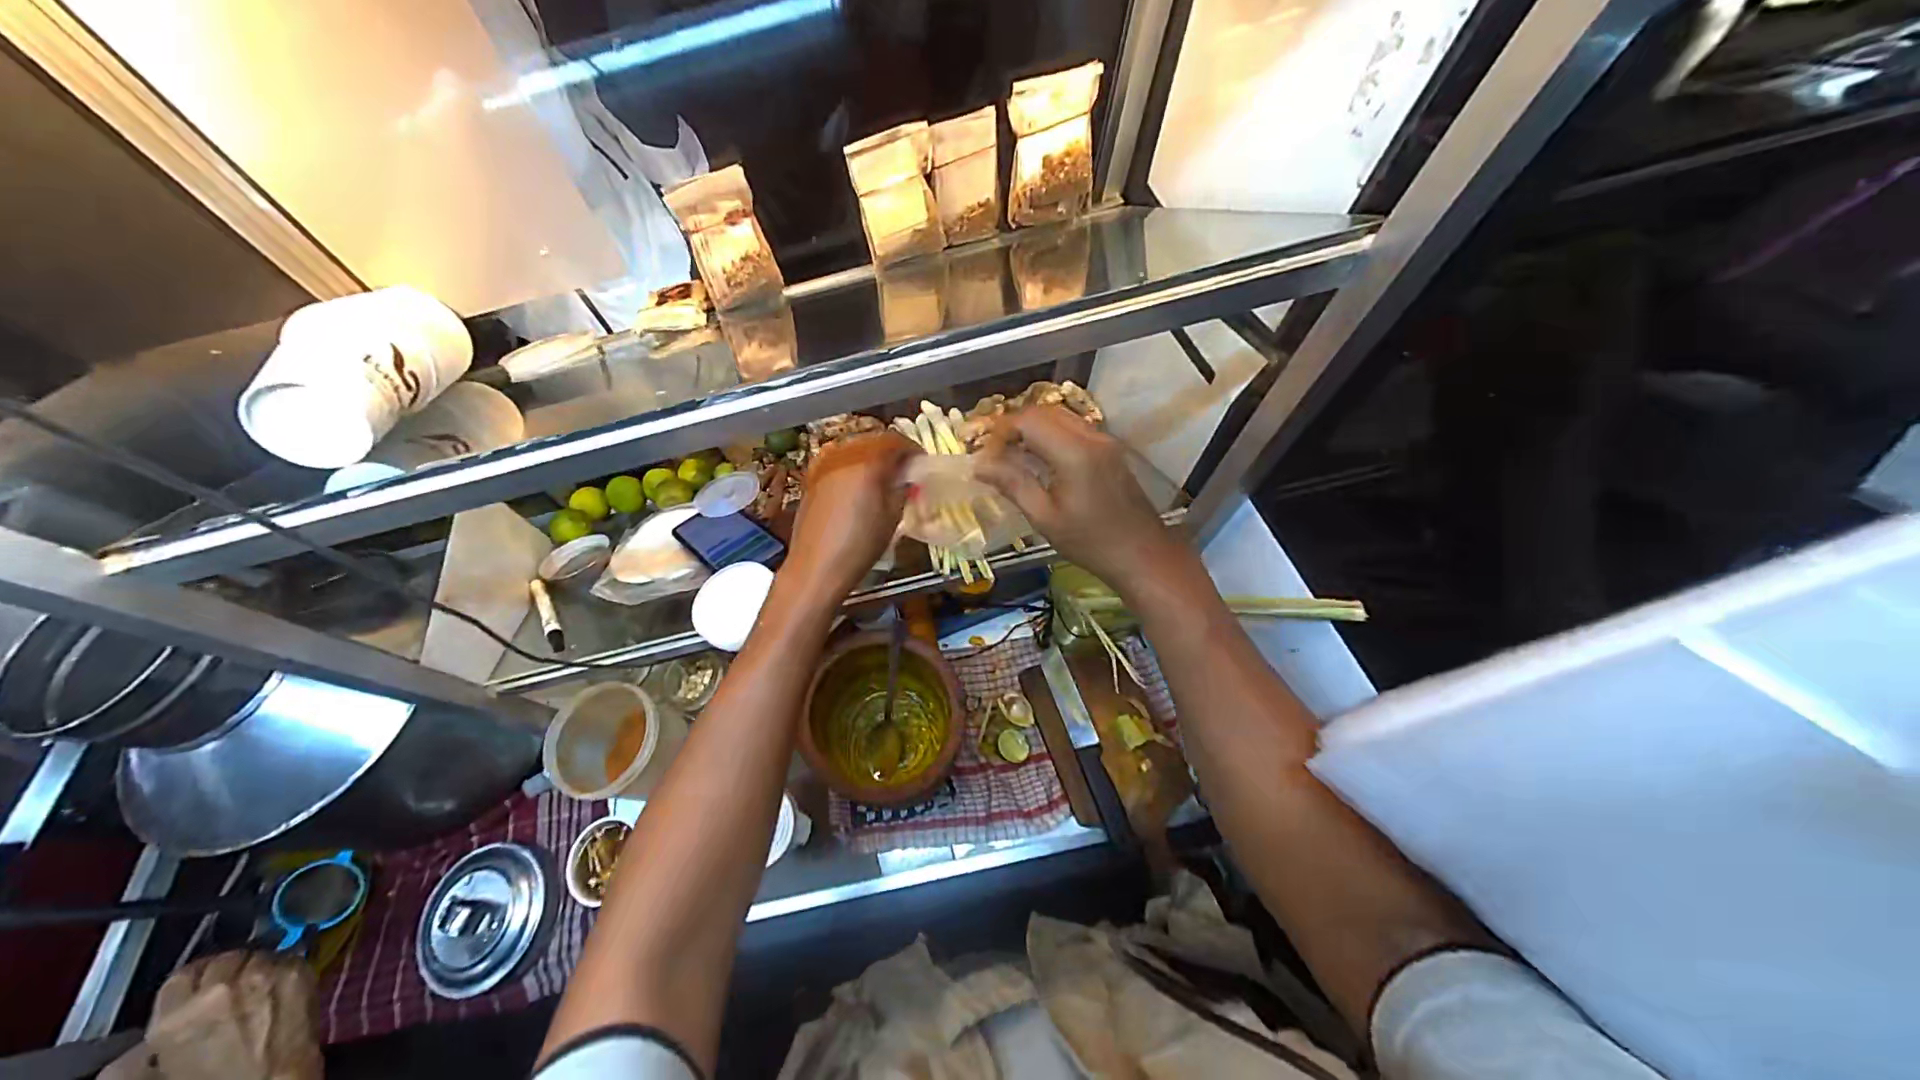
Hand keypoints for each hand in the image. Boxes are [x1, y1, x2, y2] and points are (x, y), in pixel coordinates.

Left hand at [785, 432, 915, 597]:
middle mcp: (843, 455)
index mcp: (867, 461)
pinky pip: (837, 462)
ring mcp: (823, 466)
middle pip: (872, 441)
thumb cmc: (860, 545)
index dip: (912, 449)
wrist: (815, 567)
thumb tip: (905, 477)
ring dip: (870, 458)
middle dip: (891, 453)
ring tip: (882, 480)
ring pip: (853, 449)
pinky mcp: (811, 479)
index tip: (921, 463)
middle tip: (904, 472)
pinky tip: (858, 488)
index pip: (895, 441)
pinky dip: (852, 467)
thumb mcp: (892, 517)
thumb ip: (901, 489)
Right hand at [974, 406, 1187, 592]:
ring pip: (1060, 417)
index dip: (1001, 431)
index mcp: (1074, 452)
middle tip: (996, 455)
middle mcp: (1091, 437)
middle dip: (1015, 427)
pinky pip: (1074, 429)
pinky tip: (1042, 462)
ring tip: (1015, 458)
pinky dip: (1052, 436)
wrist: (1142, 554)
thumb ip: (1013, 484)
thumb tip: (980, 465)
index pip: (1028, 420)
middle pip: (1044, 412)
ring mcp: (1105, 441)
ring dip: (1033, 429)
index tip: (986, 455)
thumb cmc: (1091, 543)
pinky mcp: (1110, 450)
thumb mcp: (1045, 518)